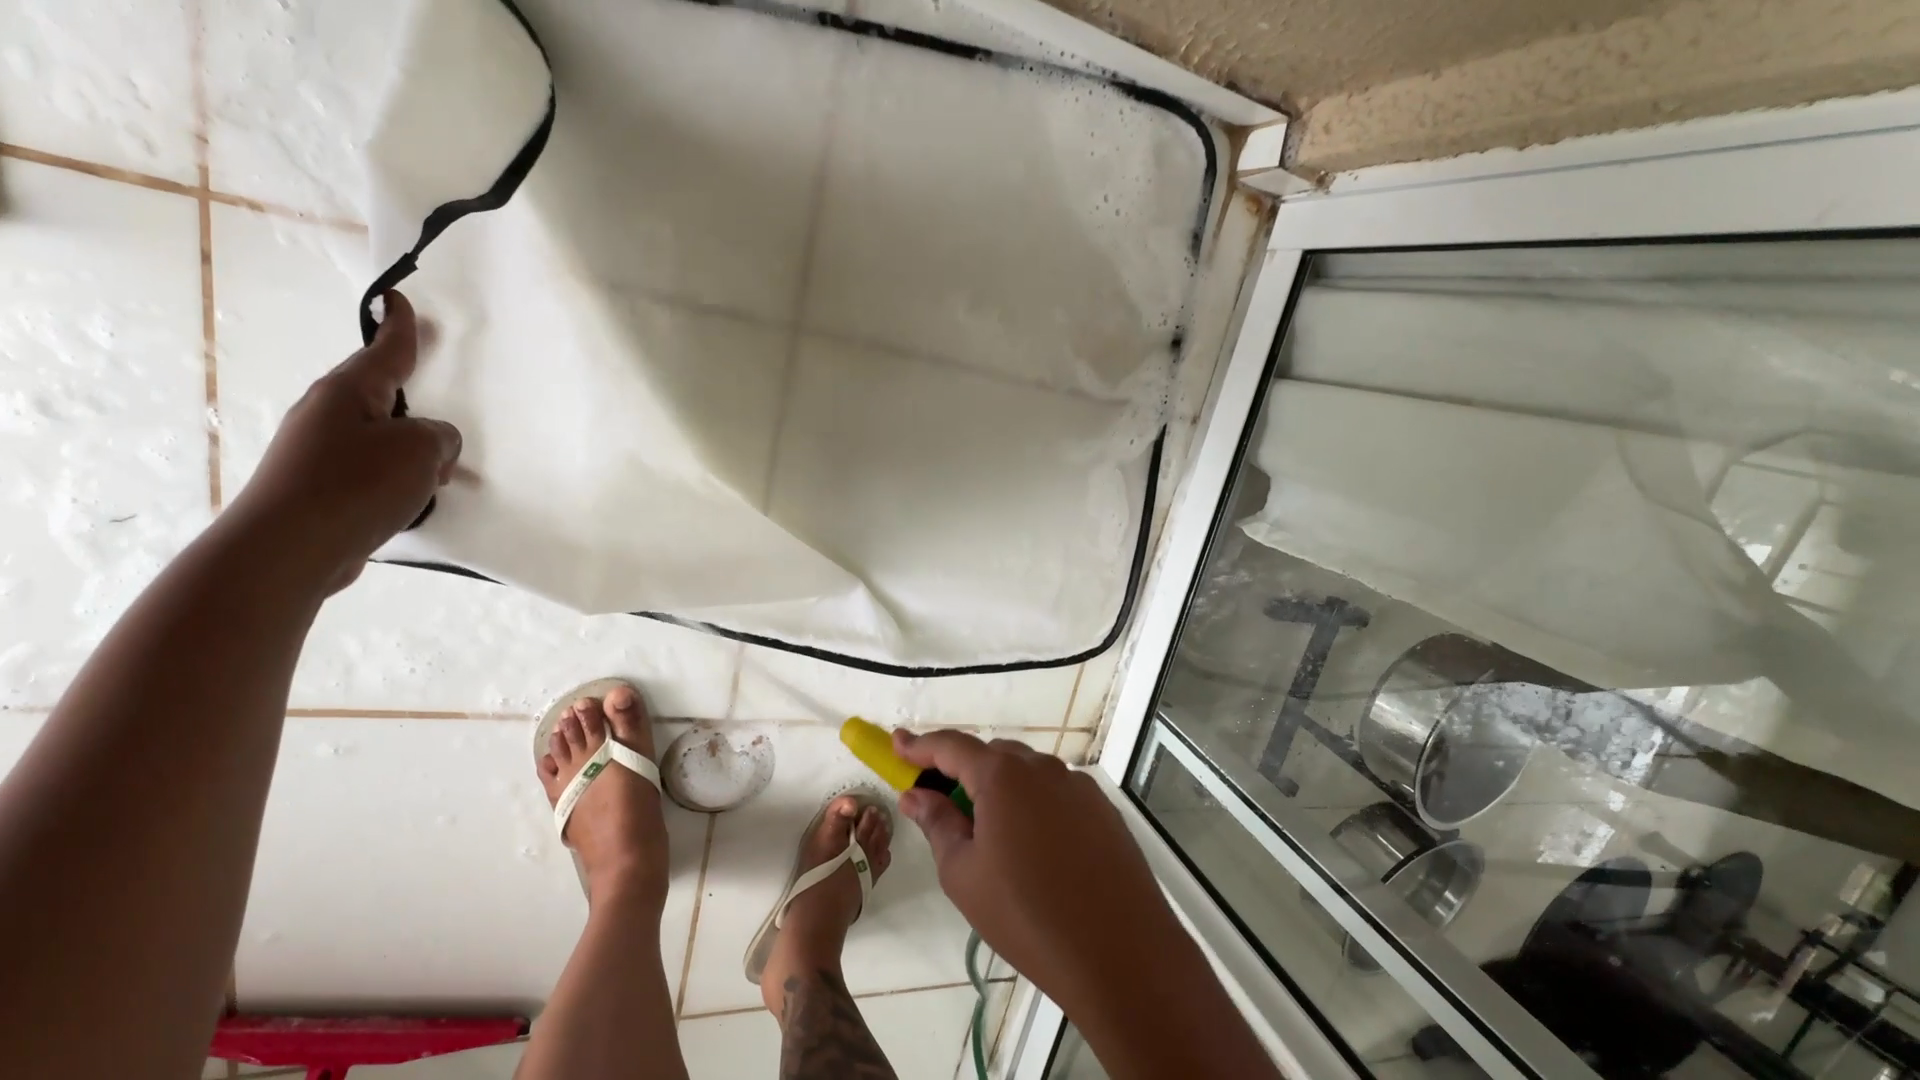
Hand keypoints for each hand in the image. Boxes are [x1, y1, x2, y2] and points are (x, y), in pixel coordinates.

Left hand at [224, 292, 460, 591]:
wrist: (286, 550)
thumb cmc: (354, 486)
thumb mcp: (420, 451)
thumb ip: (441, 436)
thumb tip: (434, 443)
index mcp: (349, 392)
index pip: (384, 350)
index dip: (399, 326)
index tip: (398, 299)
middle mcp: (327, 414)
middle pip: (381, 397)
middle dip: (414, 405)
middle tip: (444, 416)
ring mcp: (317, 453)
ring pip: (379, 439)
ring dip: (410, 452)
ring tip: (441, 475)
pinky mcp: (318, 489)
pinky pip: (370, 473)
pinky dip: (397, 481)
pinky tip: (413, 502)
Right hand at [892, 729, 1182, 1011]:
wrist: (1121, 954)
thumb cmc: (1027, 916)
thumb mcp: (964, 874)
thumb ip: (938, 824)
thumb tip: (916, 795)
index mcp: (1004, 776)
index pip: (952, 747)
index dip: (921, 745)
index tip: (897, 743)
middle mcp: (1045, 769)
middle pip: (994, 756)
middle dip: (964, 772)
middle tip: (943, 804)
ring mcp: (1081, 789)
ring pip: (1029, 776)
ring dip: (1003, 792)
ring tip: (991, 839)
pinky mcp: (1106, 813)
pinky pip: (1058, 796)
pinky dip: (1036, 808)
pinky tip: (1035, 851)